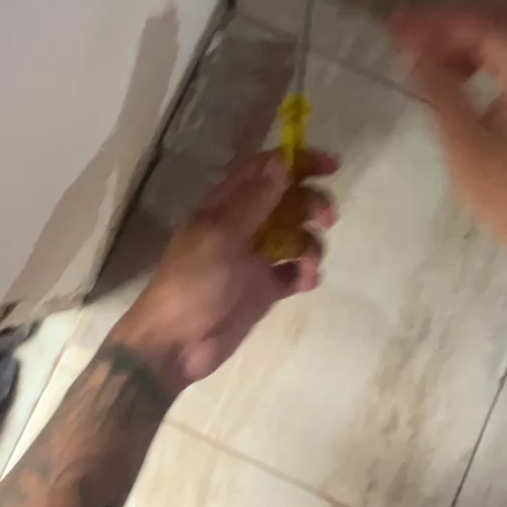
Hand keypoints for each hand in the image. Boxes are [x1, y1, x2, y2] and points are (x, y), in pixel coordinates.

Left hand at [116, 150, 336, 390]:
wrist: (176, 345)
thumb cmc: (193, 283)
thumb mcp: (222, 236)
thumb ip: (253, 201)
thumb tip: (281, 163)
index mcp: (224, 206)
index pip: (264, 170)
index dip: (297, 162)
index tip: (331, 166)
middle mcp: (242, 226)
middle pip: (287, 200)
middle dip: (311, 203)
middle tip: (327, 218)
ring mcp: (254, 258)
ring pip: (295, 235)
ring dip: (311, 243)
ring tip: (308, 263)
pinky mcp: (264, 289)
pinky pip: (294, 272)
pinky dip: (305, 272)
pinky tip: (305, 281)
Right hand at [389, 1, 506, 257]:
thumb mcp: (466, 143)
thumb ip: (440, 88)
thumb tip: (411, 49)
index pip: (487, 27)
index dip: (438, 23)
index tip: (397, 26)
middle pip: (502, 15)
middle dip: (451, 19)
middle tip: (407, 29)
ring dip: (464, 33)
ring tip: (420, 48)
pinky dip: (480, 52)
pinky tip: (449, 69)